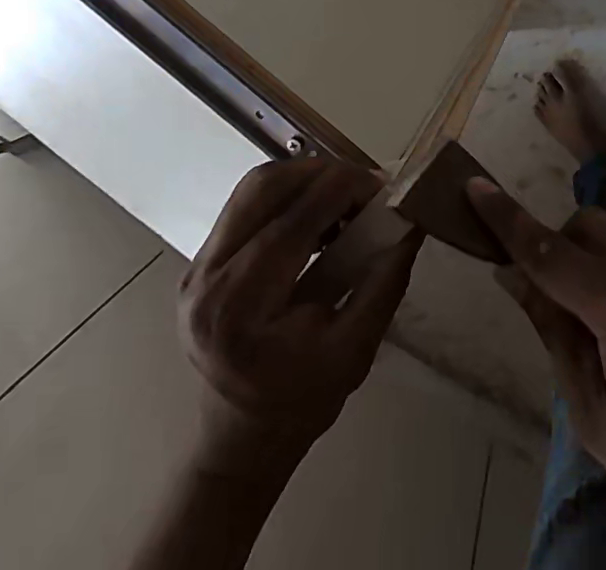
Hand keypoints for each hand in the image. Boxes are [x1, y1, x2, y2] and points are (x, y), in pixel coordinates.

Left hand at [178, 158, 424, 467]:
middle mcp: (206, 278)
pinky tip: (317, 214)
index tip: (382, 187)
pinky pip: (246, 205)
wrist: (243, 431)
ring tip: (344, 198)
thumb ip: (384, 280)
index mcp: (241, 310)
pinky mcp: (200, 259)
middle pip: (263, 188)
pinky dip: (287, 195)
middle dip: (323, 173)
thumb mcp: (357, 349)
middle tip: (365, 189)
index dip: (341, 190)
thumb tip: (410, 221)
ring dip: (304, 178)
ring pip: (252, 188)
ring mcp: (195, 265)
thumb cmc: (303, 399)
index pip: (292, 223)